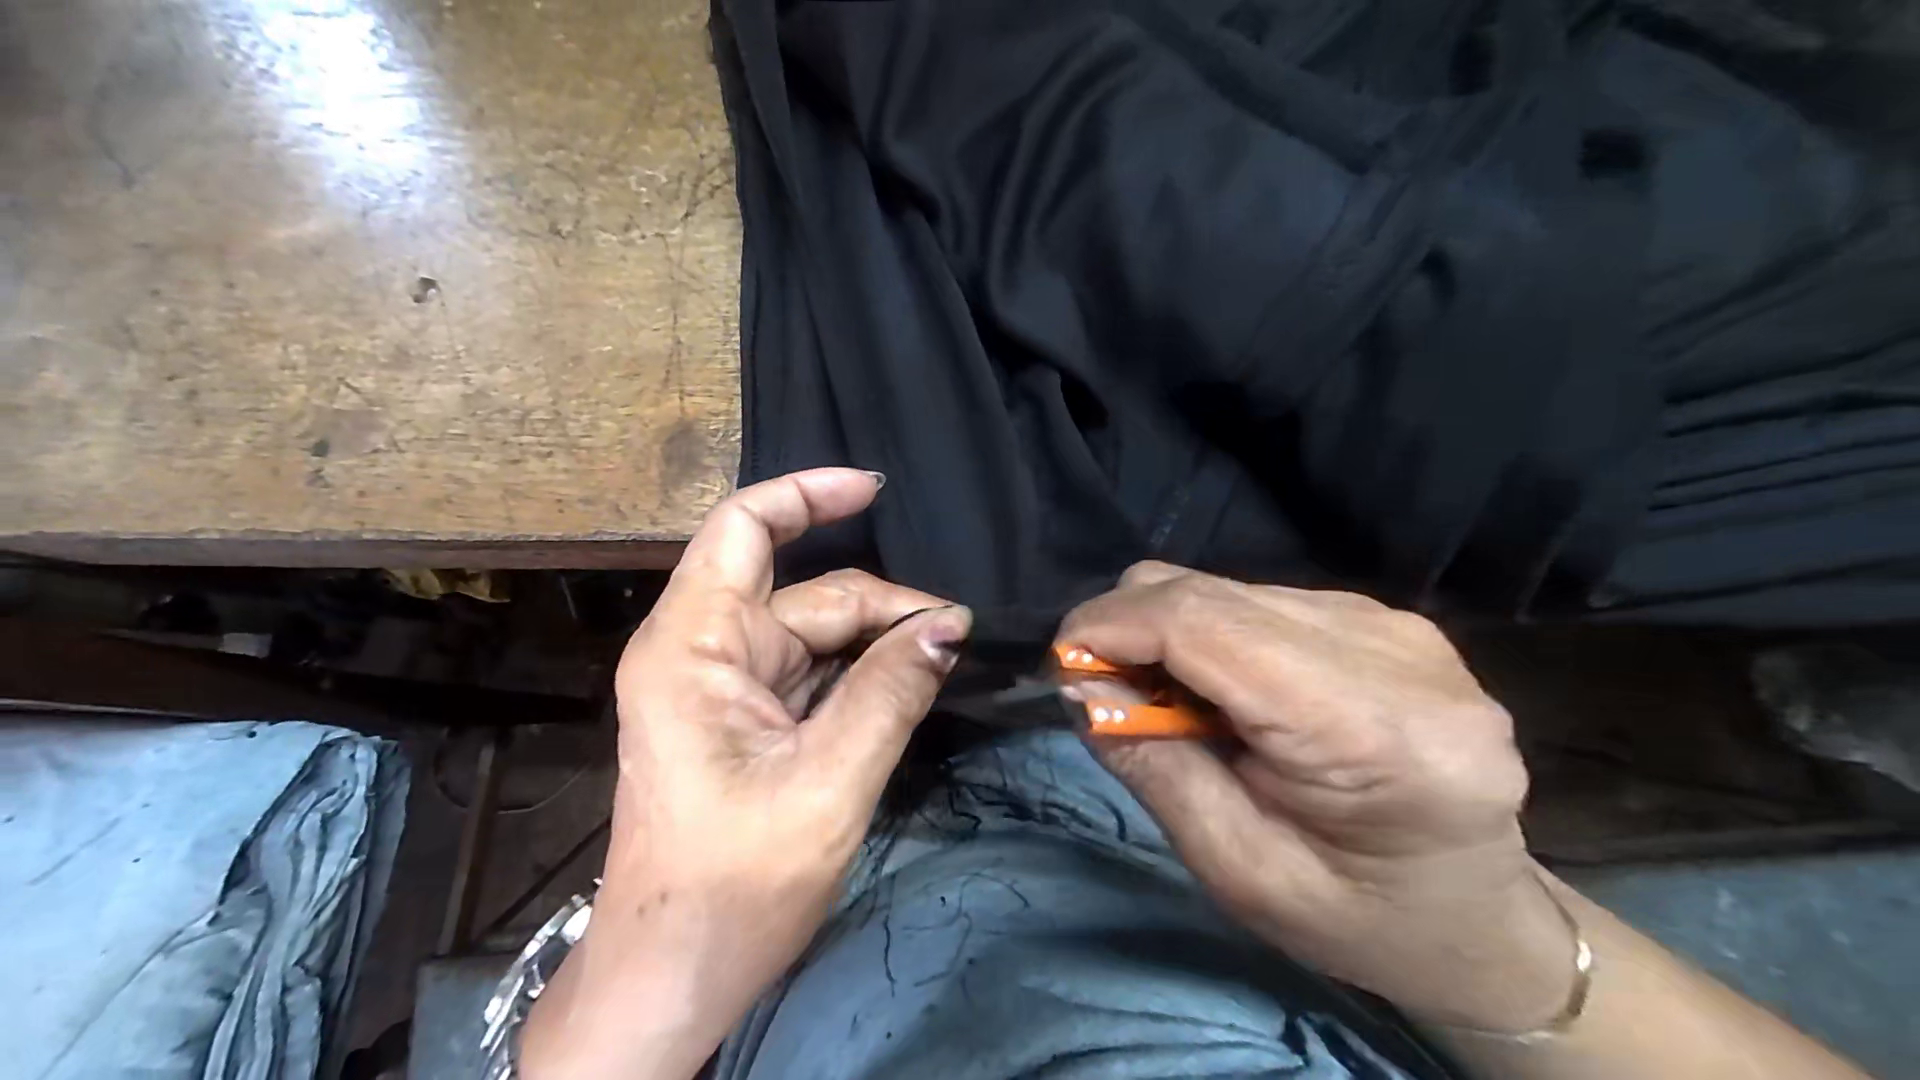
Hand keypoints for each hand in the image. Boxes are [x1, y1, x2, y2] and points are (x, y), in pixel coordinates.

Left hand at [523, 469, 970, 1078]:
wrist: (675, 975)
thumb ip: (891, 693)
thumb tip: (949, 625)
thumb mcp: (830, 783)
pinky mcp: (748, 717)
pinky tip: (909, 683)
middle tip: (957, 633)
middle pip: (807, 592)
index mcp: (694, 647)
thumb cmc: (735, 886)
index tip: (874, 488)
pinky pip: (816, 672)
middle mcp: (705, 650)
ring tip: (943, 657)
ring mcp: (727, 685)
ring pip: (819, 634)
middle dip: (884, 606)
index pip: (743, 529)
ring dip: (880, 643)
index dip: (807, 494)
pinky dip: (863, 673)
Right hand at [1059, 562, 1573, 1032]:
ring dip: (1167, 632)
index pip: (1207, 626)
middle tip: (1102, 691)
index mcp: (1374, 733)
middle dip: (1128, 627)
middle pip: (1209, 591)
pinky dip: (1208, 633)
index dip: (1113, 626)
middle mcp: (1392, 651)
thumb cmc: (1354, 916)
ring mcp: (1391, 622)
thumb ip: (1152, 763)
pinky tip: (1225, 691)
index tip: (1060, 662)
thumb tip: (1078, 682)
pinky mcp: (1378, 614)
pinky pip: (1252, 597)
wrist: (1474, 914)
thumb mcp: (1234, 868)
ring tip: (1174, 704)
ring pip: (1223, 586)